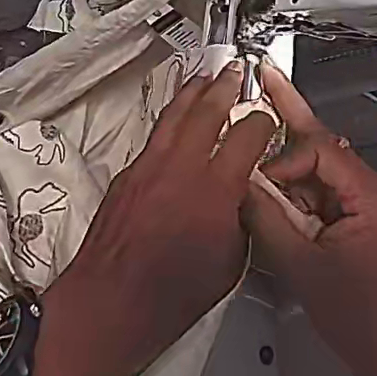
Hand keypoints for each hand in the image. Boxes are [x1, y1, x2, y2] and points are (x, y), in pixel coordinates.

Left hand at [35, 64, 276, 375]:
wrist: (108, 304)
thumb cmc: (171, 296)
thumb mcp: (229, 261)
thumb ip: (240, 217)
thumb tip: (242, 193)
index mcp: (215, 190)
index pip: (248, 135)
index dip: (263, 122)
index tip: (268, 119)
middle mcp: (181, 168)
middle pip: (207, 110)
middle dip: (226, 86)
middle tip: (236, 71)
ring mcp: (149, 167)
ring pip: (175, 116)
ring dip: (193, 92)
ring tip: (206, 77)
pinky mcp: (128, 174)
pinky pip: (155, 137)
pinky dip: (171, 120)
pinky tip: (178, 120)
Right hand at [242, 63, 376, 375]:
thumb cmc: (361, 317)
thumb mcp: (301, 265)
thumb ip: (267, 217)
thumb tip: (241, 182)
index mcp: (371, 197)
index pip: (320, 152)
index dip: (282, 162)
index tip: (256, 183)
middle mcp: (373, 191)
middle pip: (321, 146)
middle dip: (287, 120)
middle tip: (265, 79)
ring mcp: (365, 202)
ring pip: (317, 167)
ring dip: (285, 169)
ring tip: (258, 159)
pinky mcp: (355, 215)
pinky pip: (318, 188)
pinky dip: (293, 188)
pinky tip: (271, 189)